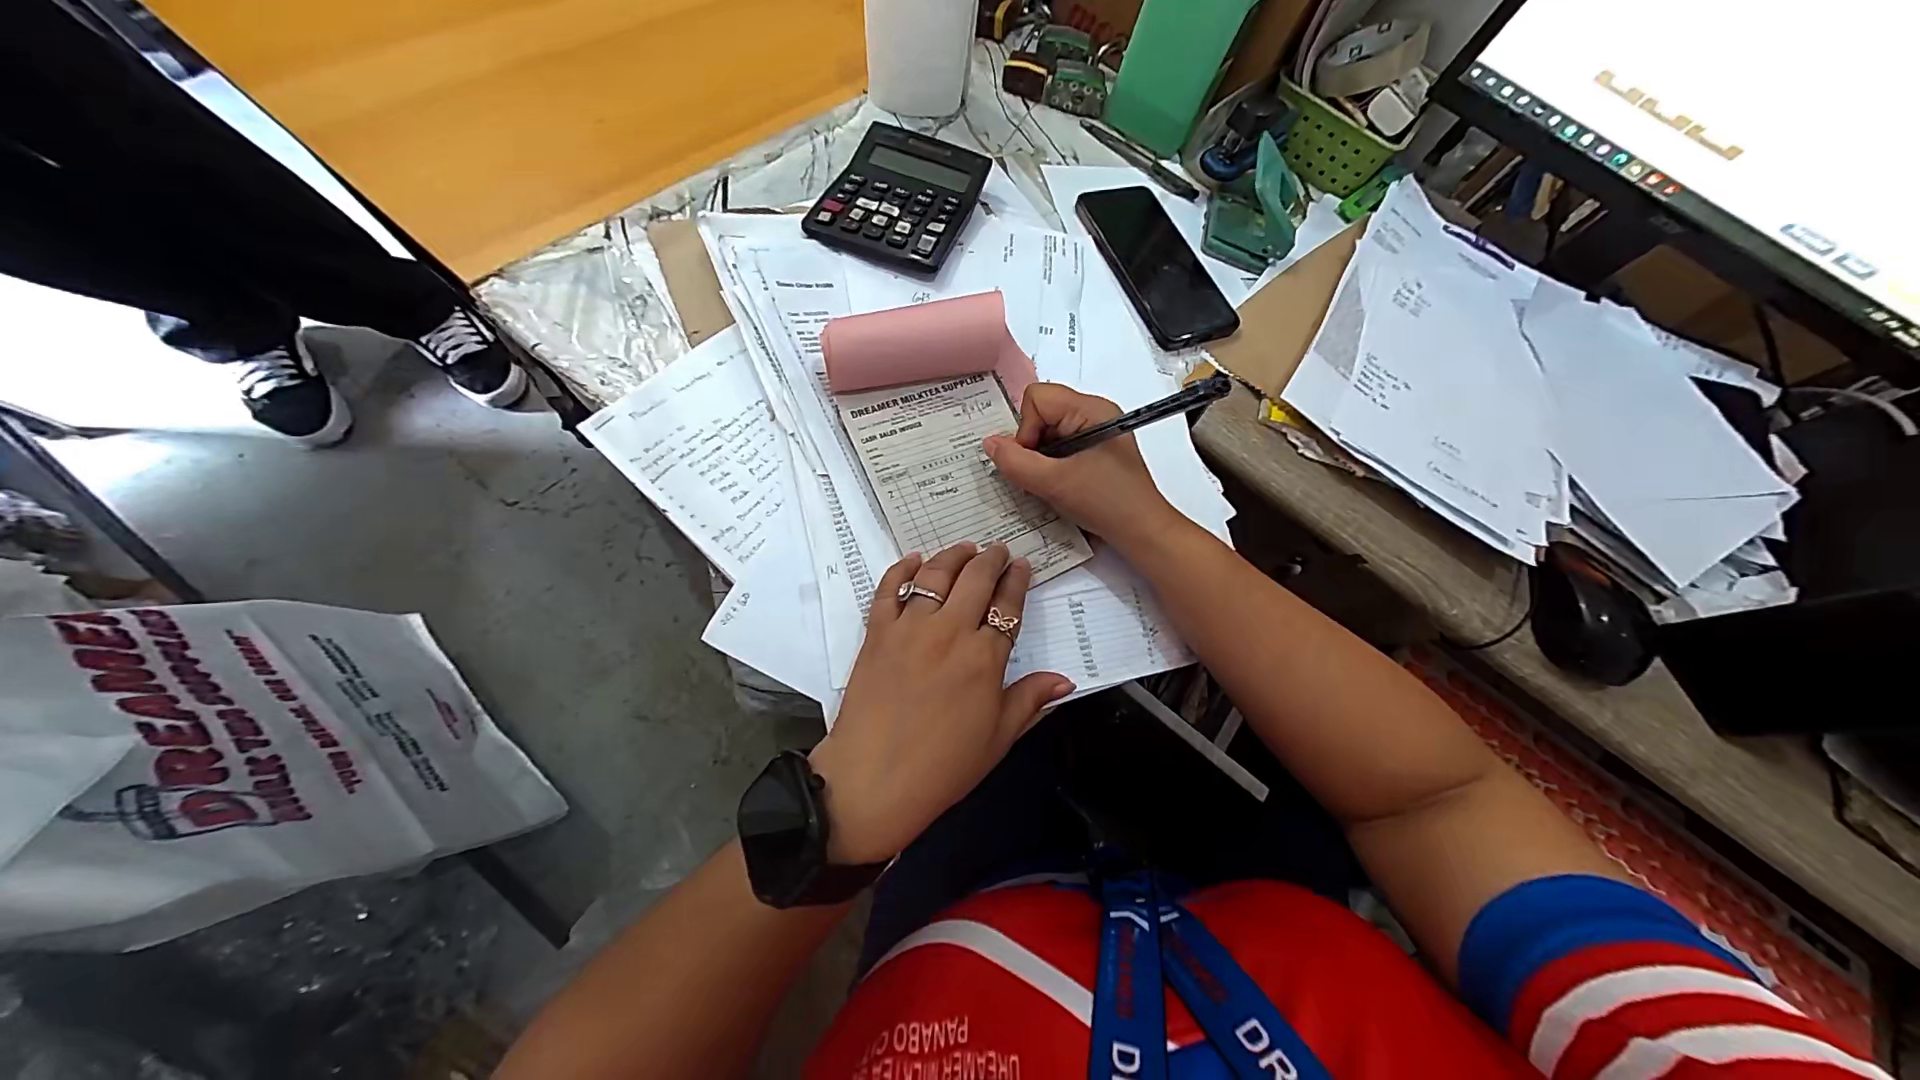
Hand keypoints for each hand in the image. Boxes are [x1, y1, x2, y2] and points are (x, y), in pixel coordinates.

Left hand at [809, 543, 1073, 864]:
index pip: (1008, 606)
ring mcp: (910, 629)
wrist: (874, 779)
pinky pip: (889, 589)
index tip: (1022, 567)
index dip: (1017, 582)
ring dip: (953, 556)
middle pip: (976, 579)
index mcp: (985, 658)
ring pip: (935, 574)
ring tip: (965, 548)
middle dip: (992, 559)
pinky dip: (901, 569)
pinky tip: (913, 560)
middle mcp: (950, 632)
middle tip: (999, 550)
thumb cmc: (943, 766)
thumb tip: (1063, 681)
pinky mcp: (877, 633)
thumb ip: (1030, 700)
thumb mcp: (998, 738)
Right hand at [982, 383, 1183, 549]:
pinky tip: (1058, 485)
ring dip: (1040, 458)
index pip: (1037, 398)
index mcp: (1090, 410)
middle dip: (1031, 444)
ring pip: (1046, 431)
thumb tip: (990, 444)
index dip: (1025, 429)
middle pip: (1040, 412)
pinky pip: (1058, 446)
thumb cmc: (1108, 504)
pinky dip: (1050, 465)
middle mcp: (1093, 413)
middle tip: (1040, 474)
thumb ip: (1016, 462)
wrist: (1141, 531)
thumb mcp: (1054, 484)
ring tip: (1051, 483)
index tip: (1034, 461)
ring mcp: (1094, 431)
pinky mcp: (1093, 449)